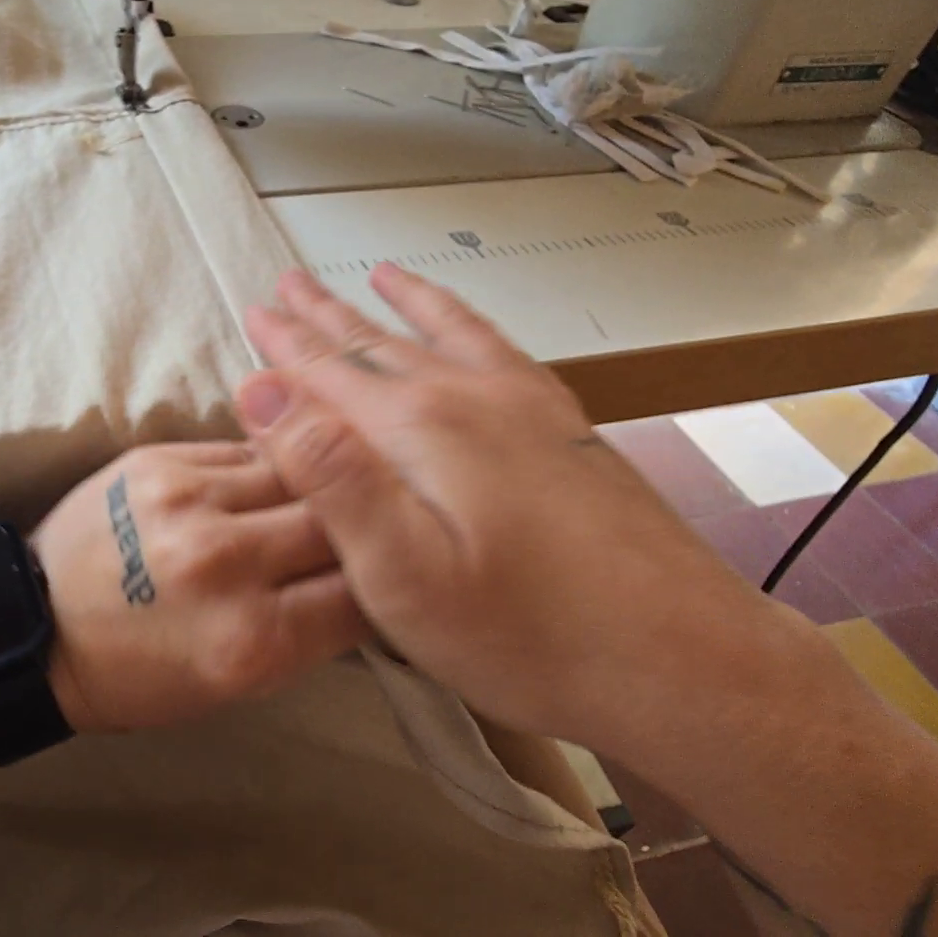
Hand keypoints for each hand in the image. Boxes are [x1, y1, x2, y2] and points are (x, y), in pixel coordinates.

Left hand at [32, 442, 370, 733]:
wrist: (40, 629)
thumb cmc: (142, 675)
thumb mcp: (237, 686)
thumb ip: (308, 632)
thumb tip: (367, 576)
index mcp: (252, 641)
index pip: (364, 595)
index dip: (389, 582)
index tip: (391, 572)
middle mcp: (225, 562)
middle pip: (339, 523)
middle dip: (360, 525)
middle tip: (369, 522)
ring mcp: (188, 501)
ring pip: (298, 472)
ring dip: (317, 483)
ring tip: (327, 487)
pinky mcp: (157, 460)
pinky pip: (245, 450)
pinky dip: (268, 465)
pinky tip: (273, 474)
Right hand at [233, 265, 805, 753]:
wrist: (684, 662)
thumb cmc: (524, 634)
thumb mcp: (400, 573)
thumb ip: (329, 475)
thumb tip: (262, 392)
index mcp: (418, 428)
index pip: (329, 371)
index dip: (284, 346)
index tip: (253, 313)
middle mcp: (470, 396)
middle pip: (378, 343)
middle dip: (324, 315)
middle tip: (286, 284)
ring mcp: (527, 406)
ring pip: (441, 337)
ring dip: (397, 306)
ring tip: (375, 275)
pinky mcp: (565, 427)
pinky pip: (501, 351)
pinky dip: (469, 326)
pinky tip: (466, 328)